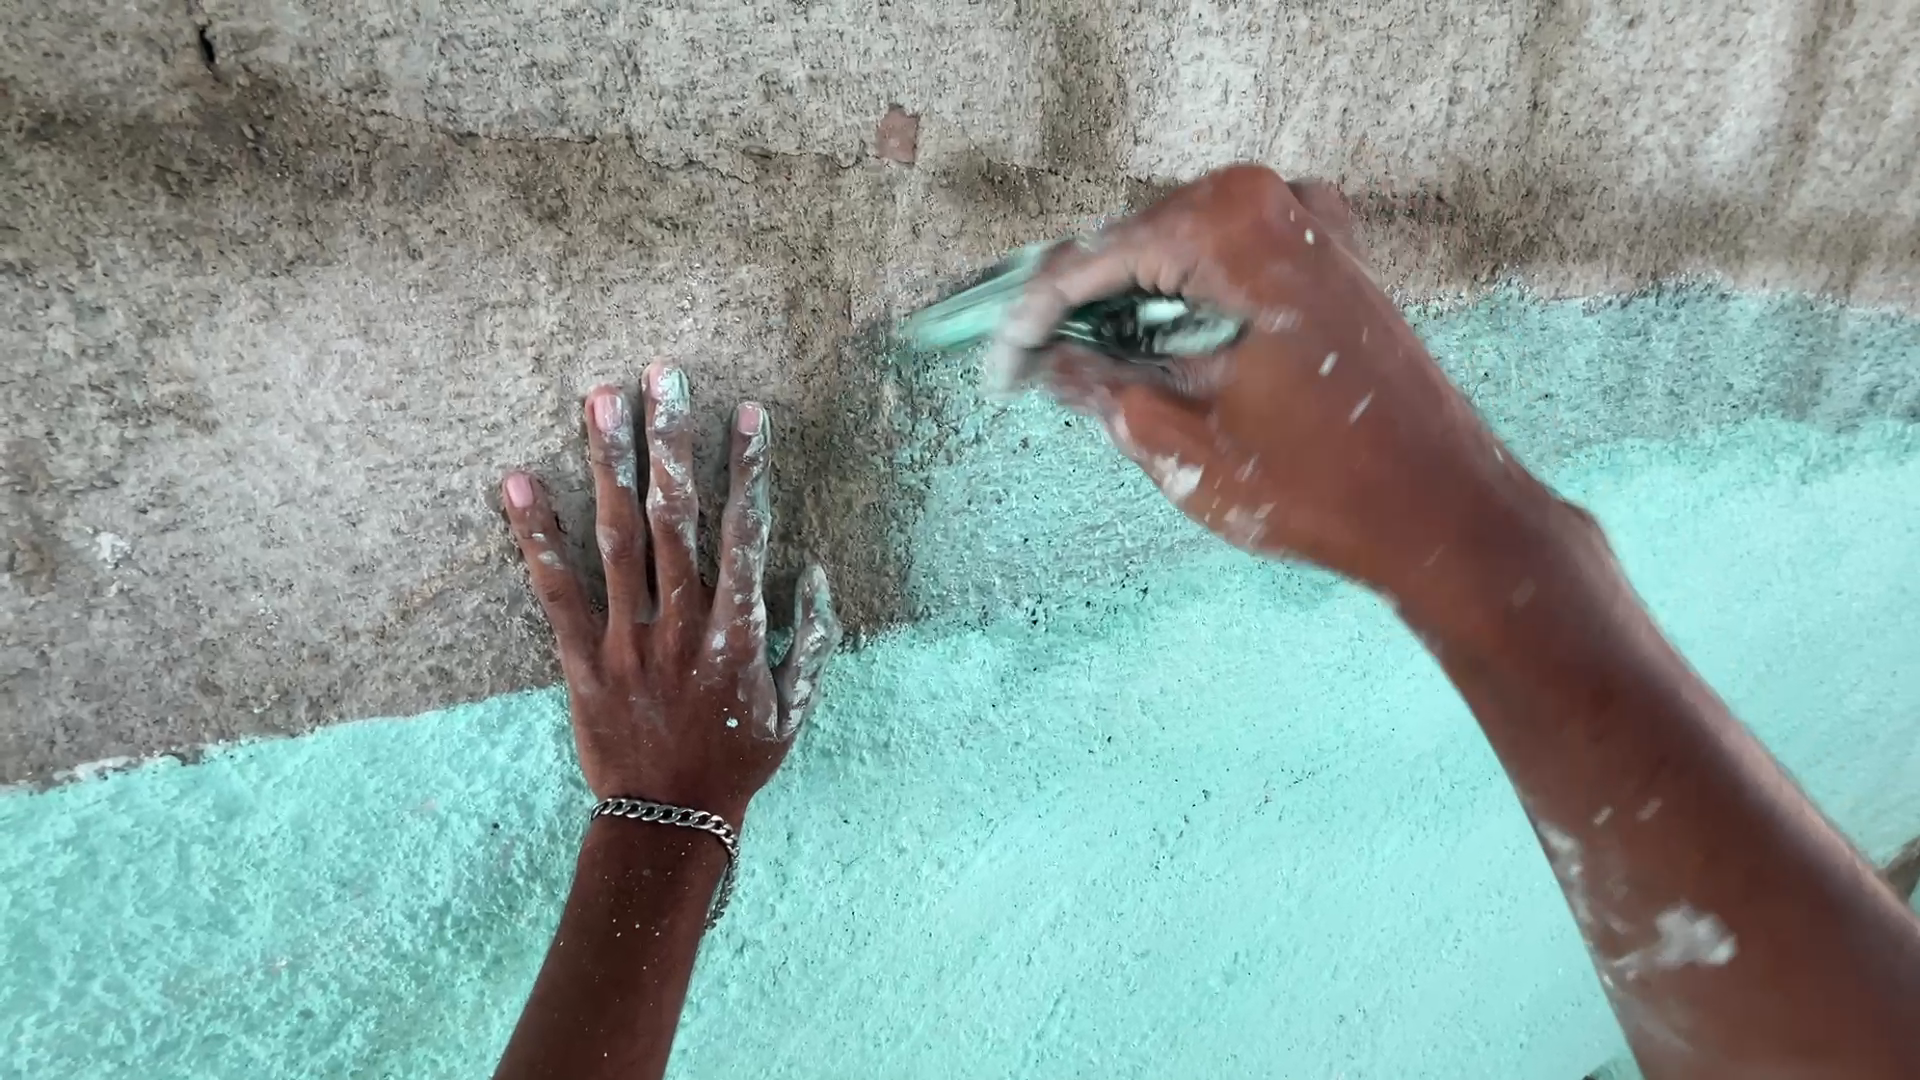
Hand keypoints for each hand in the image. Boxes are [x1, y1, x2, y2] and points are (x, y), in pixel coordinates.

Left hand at [500, 364, 841, 821]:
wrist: (670, 819)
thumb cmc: (742, 757)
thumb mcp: (800, 706)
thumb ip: (814, 636)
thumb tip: (815, 568)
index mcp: (740, 634)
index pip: (748, 534)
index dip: (751, 470)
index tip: (750, 414)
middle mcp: (683, 624)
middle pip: (676, 518)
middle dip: (672, 442)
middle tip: (662, 376)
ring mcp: (627, 639)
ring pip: (617, 539)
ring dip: (609, 465)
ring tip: (600, 400)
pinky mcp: (581, 660)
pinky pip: (554, 593)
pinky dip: (535, 537)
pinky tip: (516, 482)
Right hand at [998, 165, 1562, 604]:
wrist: (1441, 514)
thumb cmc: (1319, 486)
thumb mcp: (1181, 444)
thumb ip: (1100, 389)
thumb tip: (1046, 363)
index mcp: (1238, 231)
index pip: (1099, 257)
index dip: (1036, 315)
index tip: (1000, 364)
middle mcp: (1279, 206)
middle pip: (1135, 243)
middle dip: (1077, 307)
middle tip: (1032, 368)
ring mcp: (1313, 230)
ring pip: (1177, 253)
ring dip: (1124, 306)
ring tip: (1079, 366)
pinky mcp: (1328, 265)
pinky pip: (1224, 265)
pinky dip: (1178, 302)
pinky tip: (1152, 347)